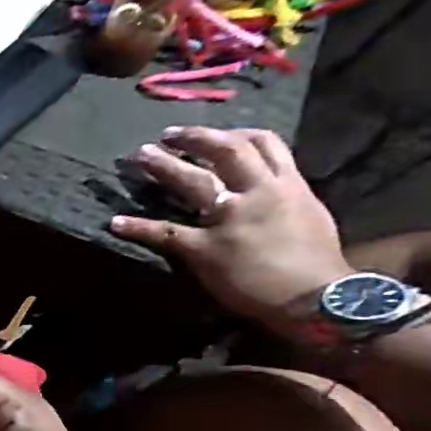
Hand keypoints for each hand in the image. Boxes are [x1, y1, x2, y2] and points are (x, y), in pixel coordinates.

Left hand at [110, 127, 352, 335]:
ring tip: (140, 156)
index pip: (265, 144)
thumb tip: (268, 190)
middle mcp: (258, 193)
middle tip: (166, 135)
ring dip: (164, 166)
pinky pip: (166, 233)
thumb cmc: (315, 262)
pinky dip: (138, 227)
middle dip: (195, 139)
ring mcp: (230, 219)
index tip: (214, 133)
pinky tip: (115, 222)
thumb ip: (285, 198)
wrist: (315, 297)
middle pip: (225, 152)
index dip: (235, 133)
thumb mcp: (309, 215)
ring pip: (194, 181)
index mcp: (287, 185)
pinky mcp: (206, 248)